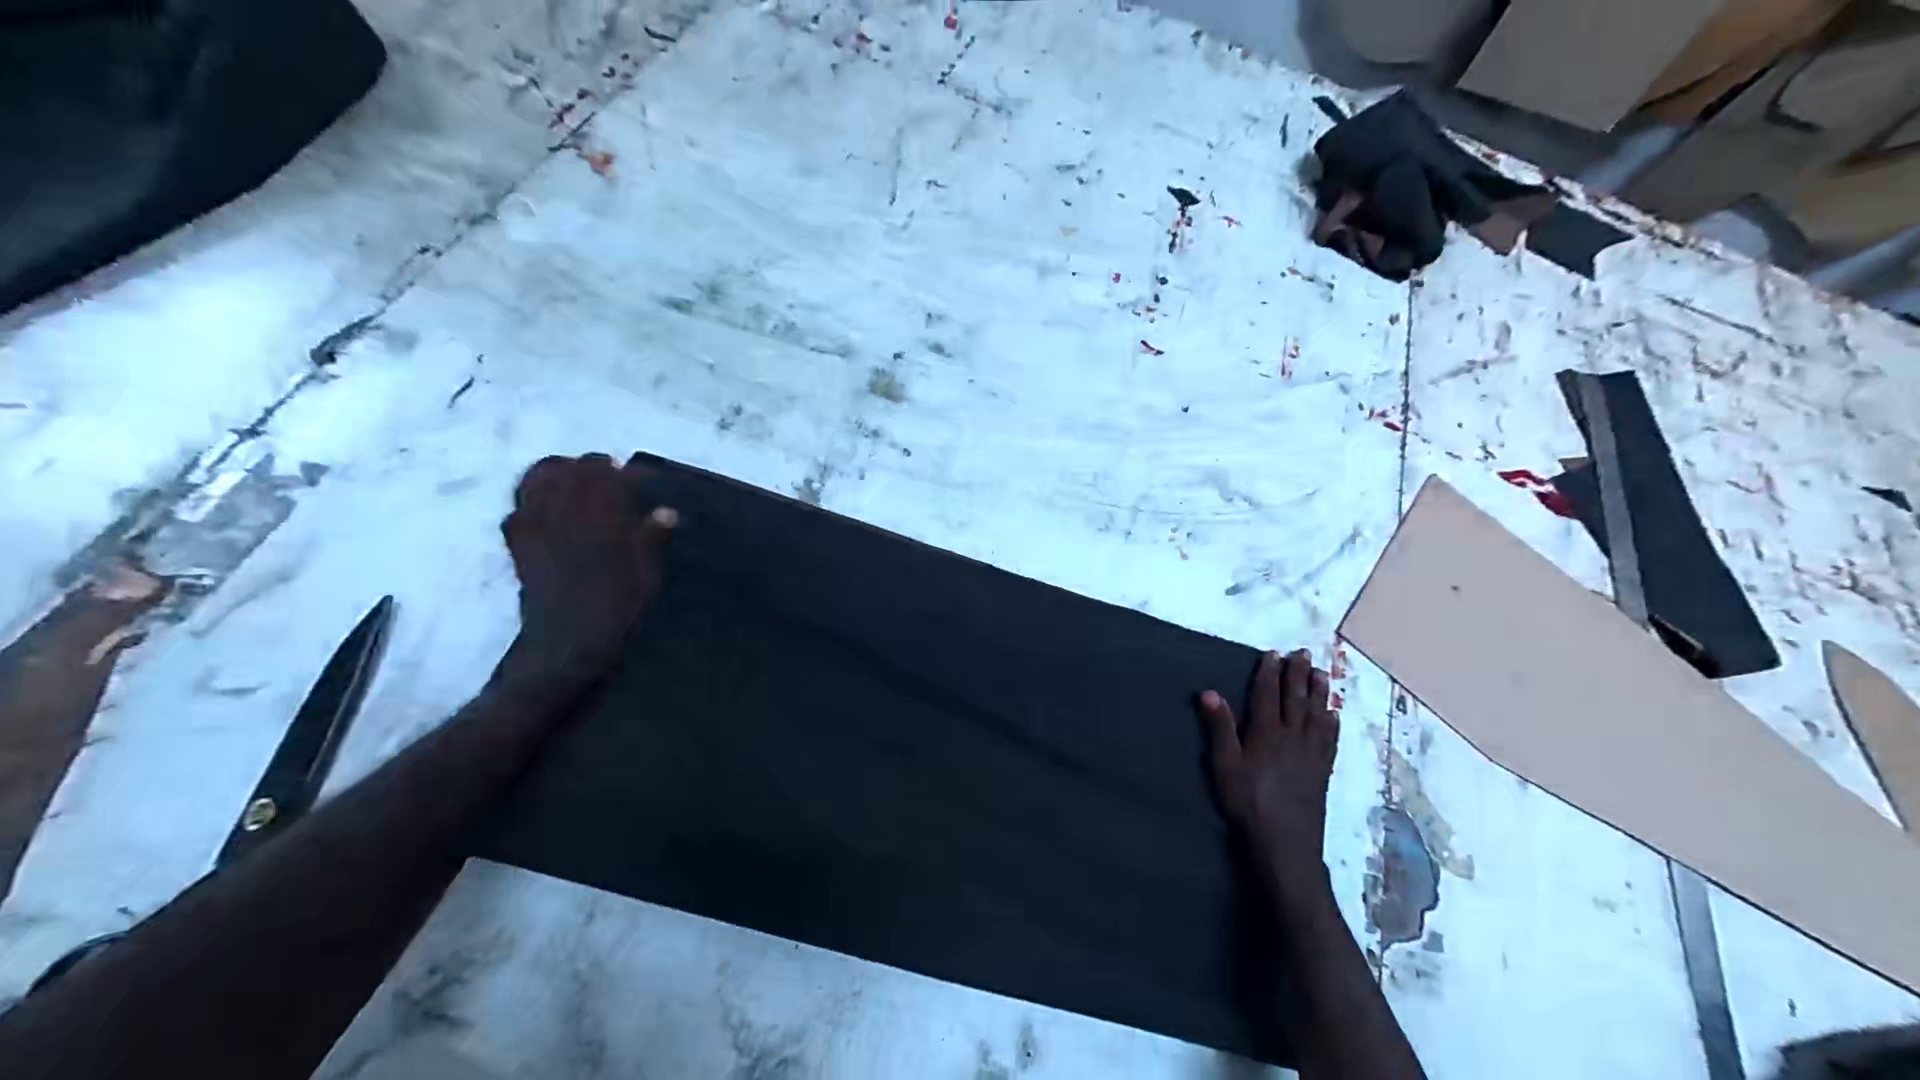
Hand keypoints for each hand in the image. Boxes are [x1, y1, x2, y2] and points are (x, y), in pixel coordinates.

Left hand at [498, 454, 676, 688]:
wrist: (566, 649)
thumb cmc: (616, 615)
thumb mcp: (647, 578)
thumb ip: (652, 541)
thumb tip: (667, 512)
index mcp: (601, 524)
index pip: (612, 481)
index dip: (630, 473)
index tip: (646, 477)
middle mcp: (564, 520)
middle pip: (572, 473)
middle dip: (593, 465)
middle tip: (613, 470)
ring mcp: (536, 532)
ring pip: (537, 483)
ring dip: (558, 472)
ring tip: (575, 476)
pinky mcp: (519, 548)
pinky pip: (516, 511)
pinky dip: (529, 500)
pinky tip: (542, 506)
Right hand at [1197, 649, 1338, 902]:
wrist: (1285, 842)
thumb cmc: (1247, 802)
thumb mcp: (1225, 766)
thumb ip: (1220, 728)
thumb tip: (1209, 692)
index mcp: (1266, 733)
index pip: (1267, 695)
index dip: (1269, 673)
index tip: (1273, 653)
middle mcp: (1292, 737)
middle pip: (1296, 699)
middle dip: (1297, 675)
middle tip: (1302, 653)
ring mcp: (1311, 754)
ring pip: (1317, 715)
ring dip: (1318, 692)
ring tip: (1320, 673)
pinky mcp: (1322, 771)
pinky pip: (1330, 740)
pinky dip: (1332, 723)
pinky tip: (1334, 715)